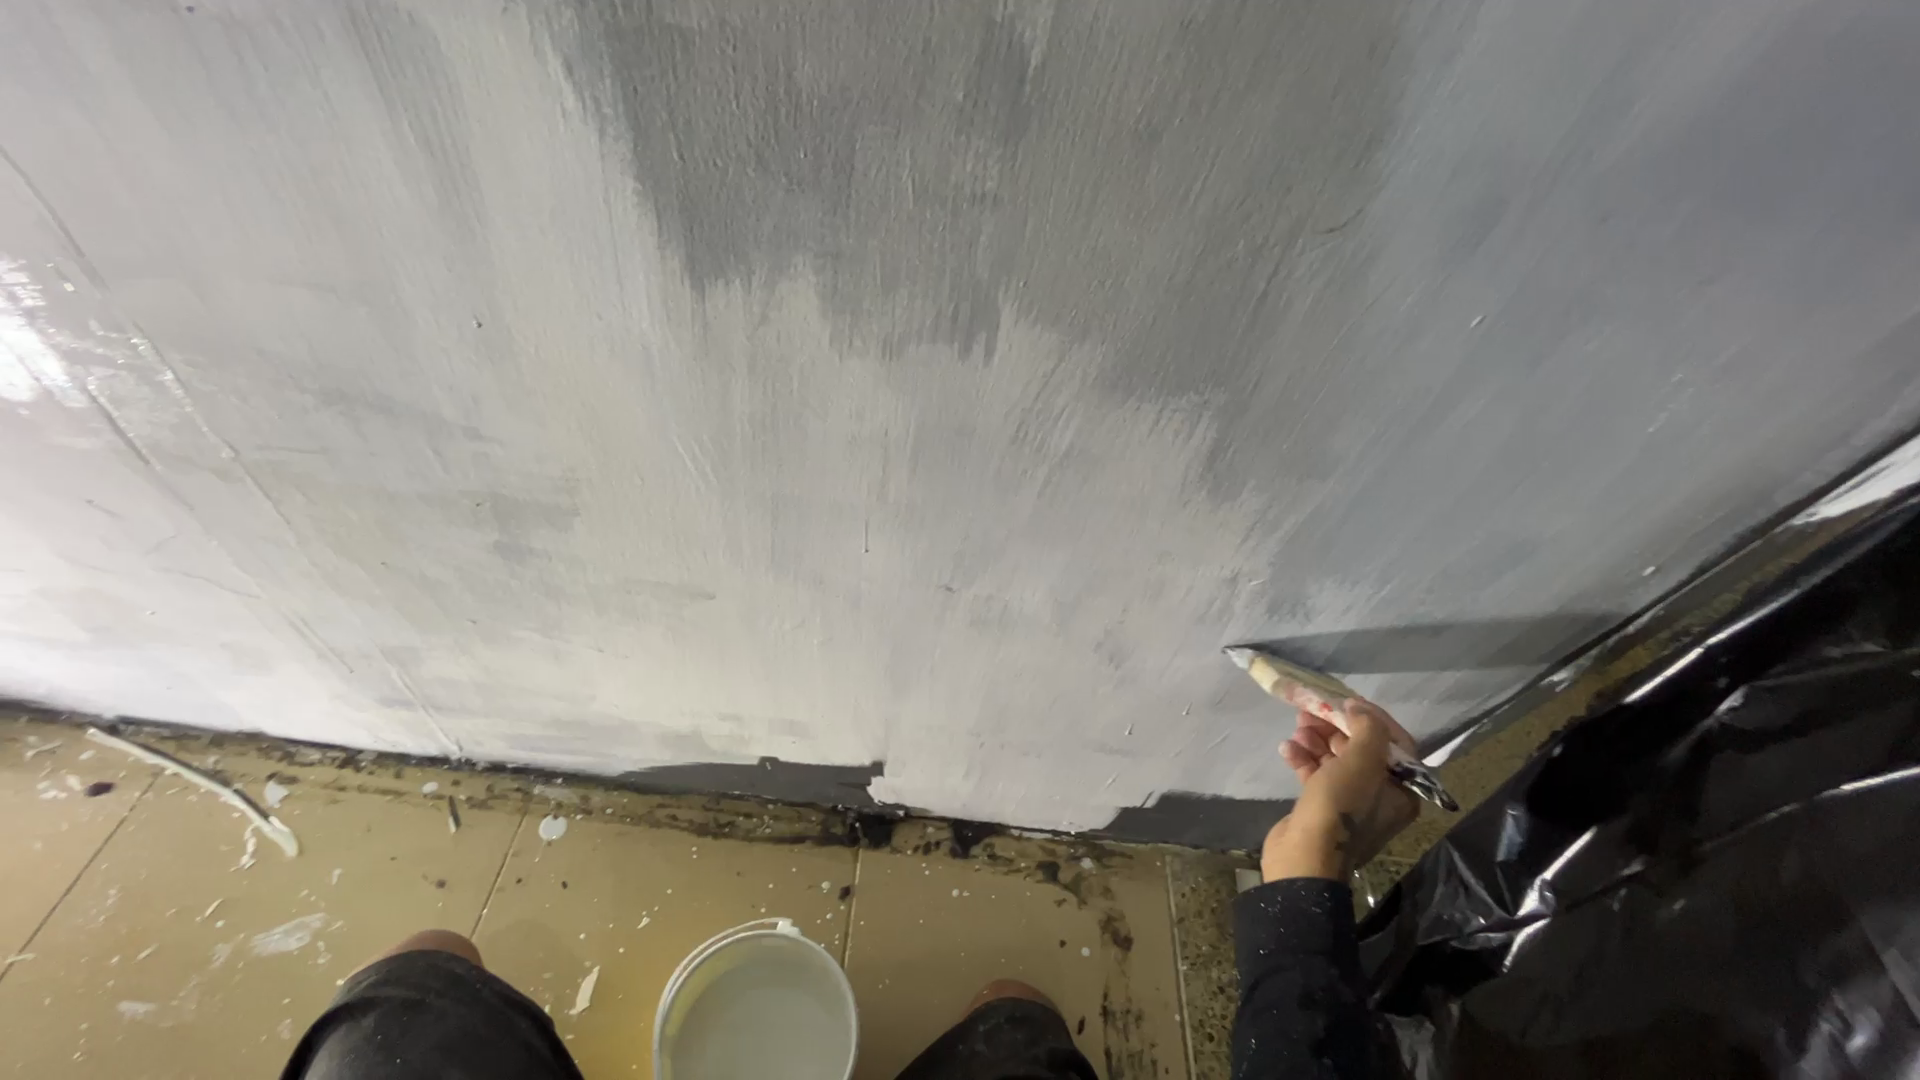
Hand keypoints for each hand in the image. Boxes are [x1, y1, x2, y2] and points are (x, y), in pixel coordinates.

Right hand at [1262, 698, 1420, 882]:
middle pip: (1360, 750)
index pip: (1395, 744)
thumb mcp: (1361, 764)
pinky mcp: (1322, 808)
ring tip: (1297, 729)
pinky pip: (1316, 775)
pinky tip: (1287, 750)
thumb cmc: (1340, 808)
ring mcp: (1349, 803)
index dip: (1372, 719)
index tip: (1346, 701)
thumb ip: (1368, 731)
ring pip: (1335, 761)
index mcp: (1401, 791)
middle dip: (1336, 728)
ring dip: (1316, 741)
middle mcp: (1379, 797)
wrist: (1305, 857)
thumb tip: (1359, 708)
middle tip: (1311, 711)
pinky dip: (1303, 760)